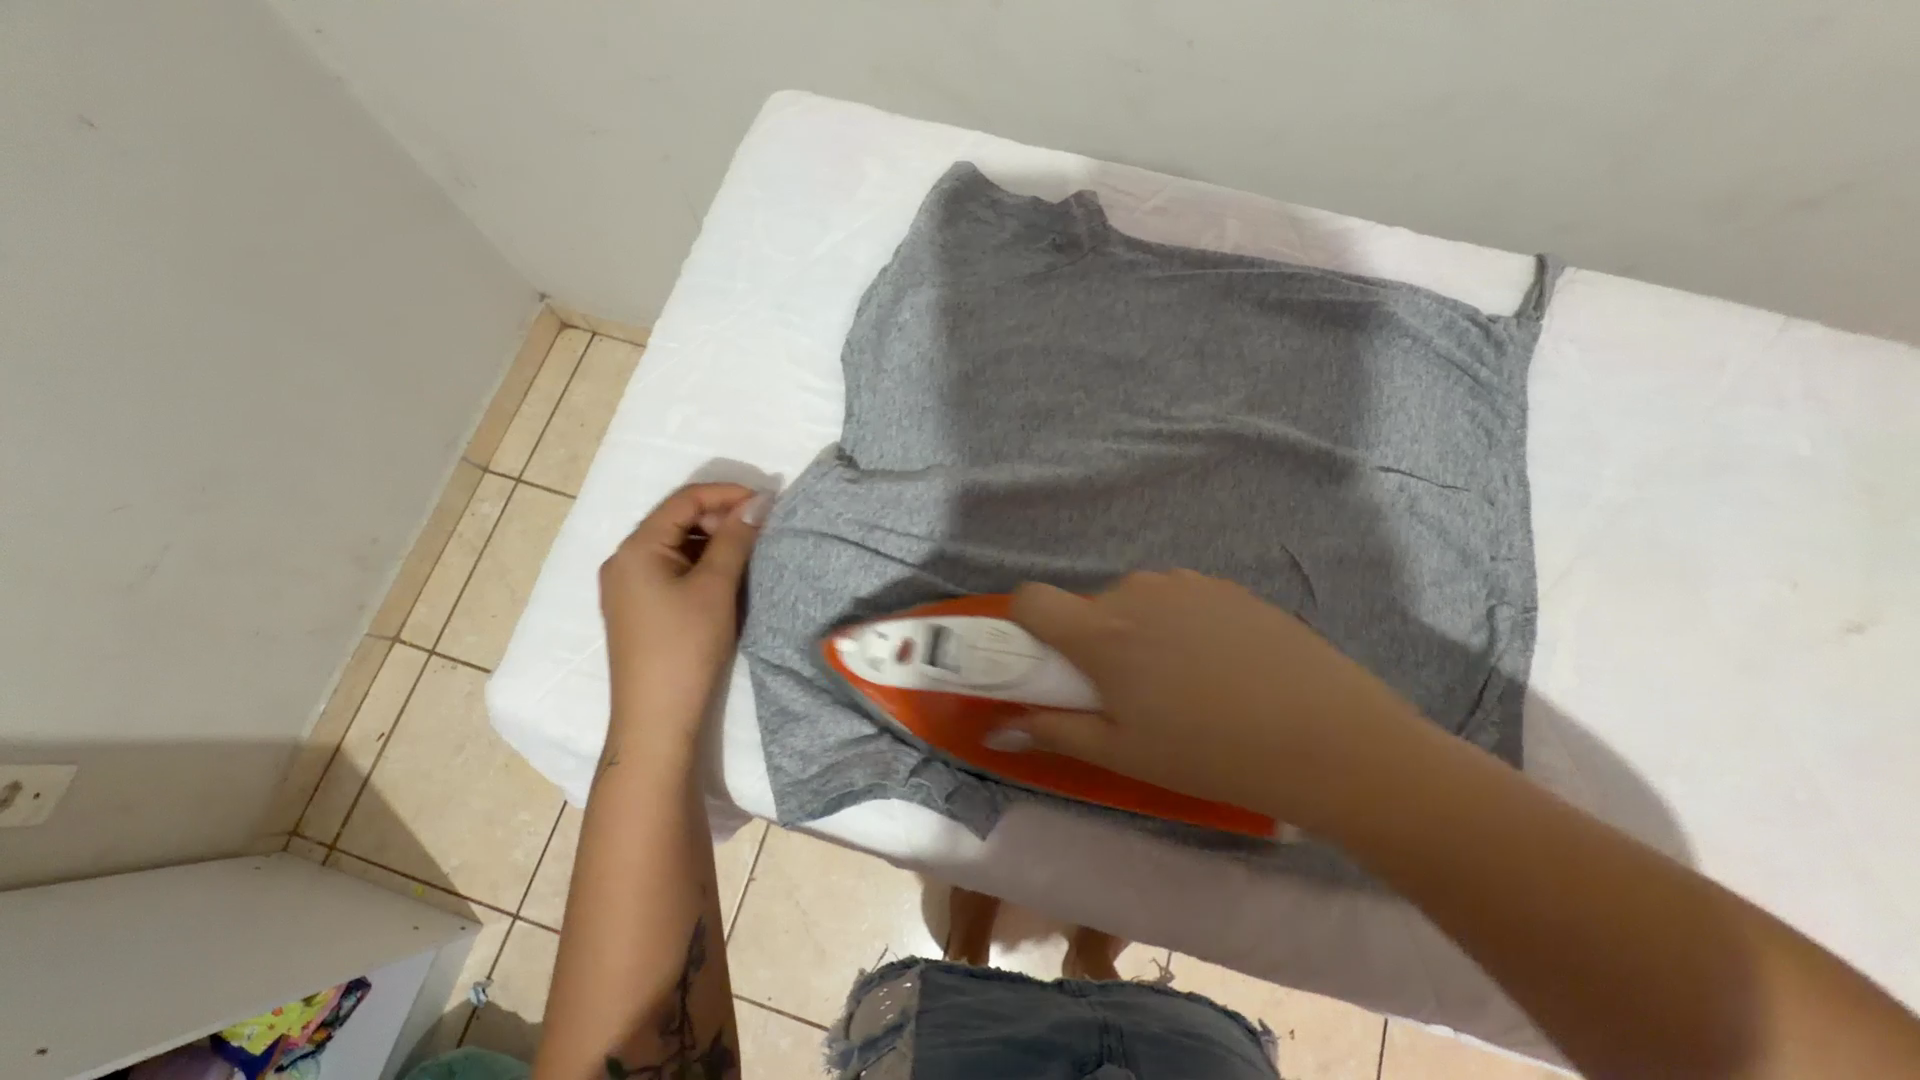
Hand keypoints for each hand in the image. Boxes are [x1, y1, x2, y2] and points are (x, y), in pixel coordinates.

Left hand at [599, 484, 767, 738]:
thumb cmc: (685, 647)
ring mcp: (627, 587)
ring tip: (750, 553)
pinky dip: (699, 565)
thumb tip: (758, 502)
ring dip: (712, 542)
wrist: (656, 718)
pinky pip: (670, 570)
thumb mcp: (715, 587)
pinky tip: (726, 578)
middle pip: (676, 520)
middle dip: (720, 518)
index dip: (727, 494)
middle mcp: (623, 560)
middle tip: (761, 530)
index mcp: (635, 548)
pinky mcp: (637, 609)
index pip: (683, 500)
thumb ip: (735, 539)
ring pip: (674, 546)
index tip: (768, 502)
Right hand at [1006, 570, 1431, 829]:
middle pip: (1090, 606)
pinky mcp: (1230, 588)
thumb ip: (1055, 731)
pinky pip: (1182, 600)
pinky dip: (1182, 627)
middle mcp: (1137, 592)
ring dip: (1139, 634)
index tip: (1046, 663)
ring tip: (1184, 687)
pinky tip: (1223, 671)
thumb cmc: (1210, 753)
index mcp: (1101, 632)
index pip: (1031, 598)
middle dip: (1093, 643)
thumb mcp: (1125, 754)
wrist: (1329, 737)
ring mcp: (1188, 584)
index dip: (1025, 626)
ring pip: (1138, 603)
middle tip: (1128, 696)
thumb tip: (999, 726)